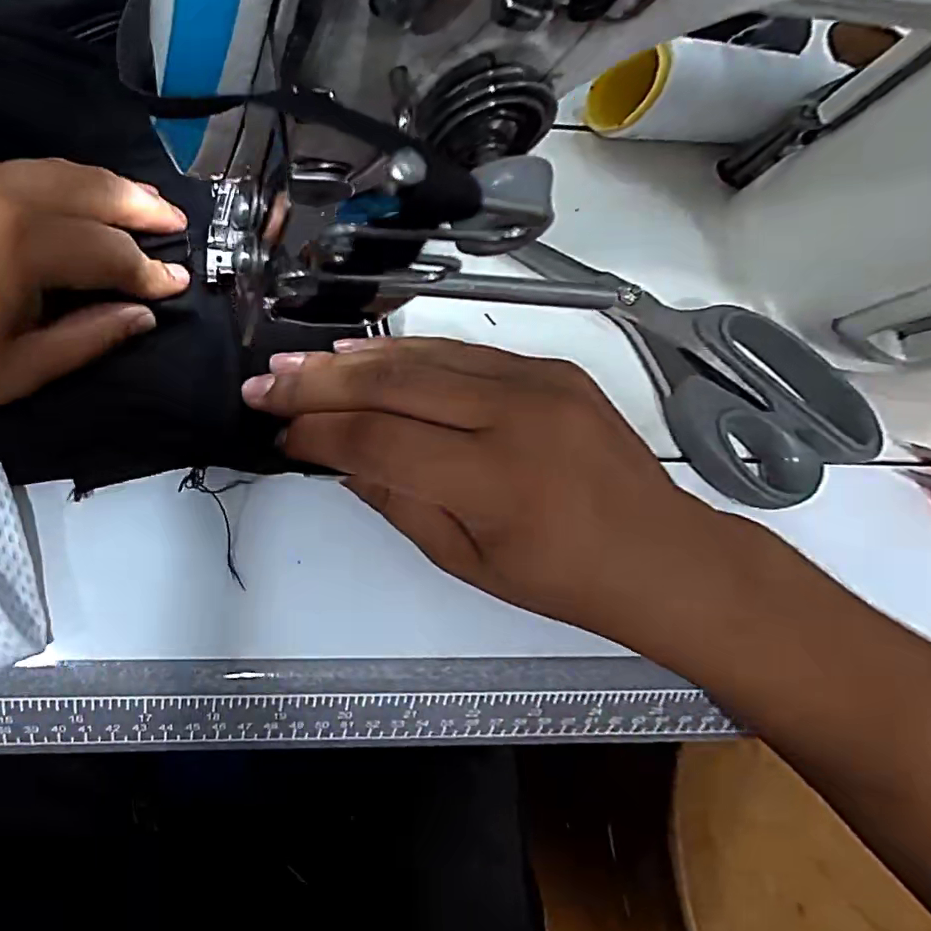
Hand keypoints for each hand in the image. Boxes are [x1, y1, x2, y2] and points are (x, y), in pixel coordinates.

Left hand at [0, 158, 190, 464]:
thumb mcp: (15, 372)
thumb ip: (87, 337)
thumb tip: (143, 315)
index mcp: (19, 241)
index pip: (107, 248)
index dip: (148, 269)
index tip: (178, 282)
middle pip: (89, 187)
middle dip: (138, 205)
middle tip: (174, 221)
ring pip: (52, 169)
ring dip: (99, 187)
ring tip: (134, 206)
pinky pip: (14, 170)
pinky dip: (55, 184)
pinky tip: (66, 204)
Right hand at [241, 336, 765, 645]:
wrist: (666, 553)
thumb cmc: (562, 578)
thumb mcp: (465, 560)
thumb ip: (396, 502)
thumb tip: (340, 458)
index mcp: (495, 479)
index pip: (380, 440)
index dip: (319, 433)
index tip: (279, 431)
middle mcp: (515, 416)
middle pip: (392, 386)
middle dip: (317, 384)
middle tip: (264, 382)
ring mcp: (537, 382)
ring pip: (420, 357)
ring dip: (350, 360)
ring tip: (298, 365)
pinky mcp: (548, 366)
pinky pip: (458, 352)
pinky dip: (402, 351)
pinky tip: (361, 354)